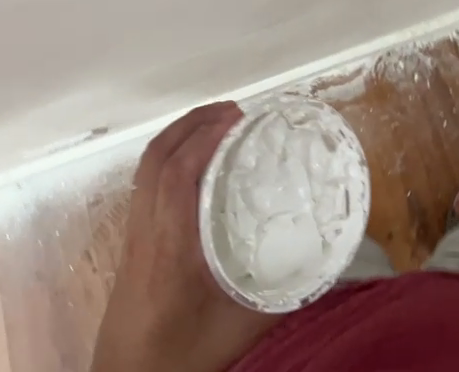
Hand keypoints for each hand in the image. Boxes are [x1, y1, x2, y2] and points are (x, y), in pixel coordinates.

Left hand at [91, 102, 279, 371]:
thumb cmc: (181, 357)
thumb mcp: (240, 330)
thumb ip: (283, 297)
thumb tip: (328, 265)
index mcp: (168, 246)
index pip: (176, 174)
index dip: (205, 137)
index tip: (238, 119)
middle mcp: (144, 232)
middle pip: (155, 158)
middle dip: (192, 124)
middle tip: (233, 112)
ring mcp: (132, 236)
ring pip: (146, 168)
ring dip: (179, 137)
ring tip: (217, 126)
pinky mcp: (131, 244)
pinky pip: (146, 183)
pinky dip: (170, 158)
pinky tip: (197, 165)